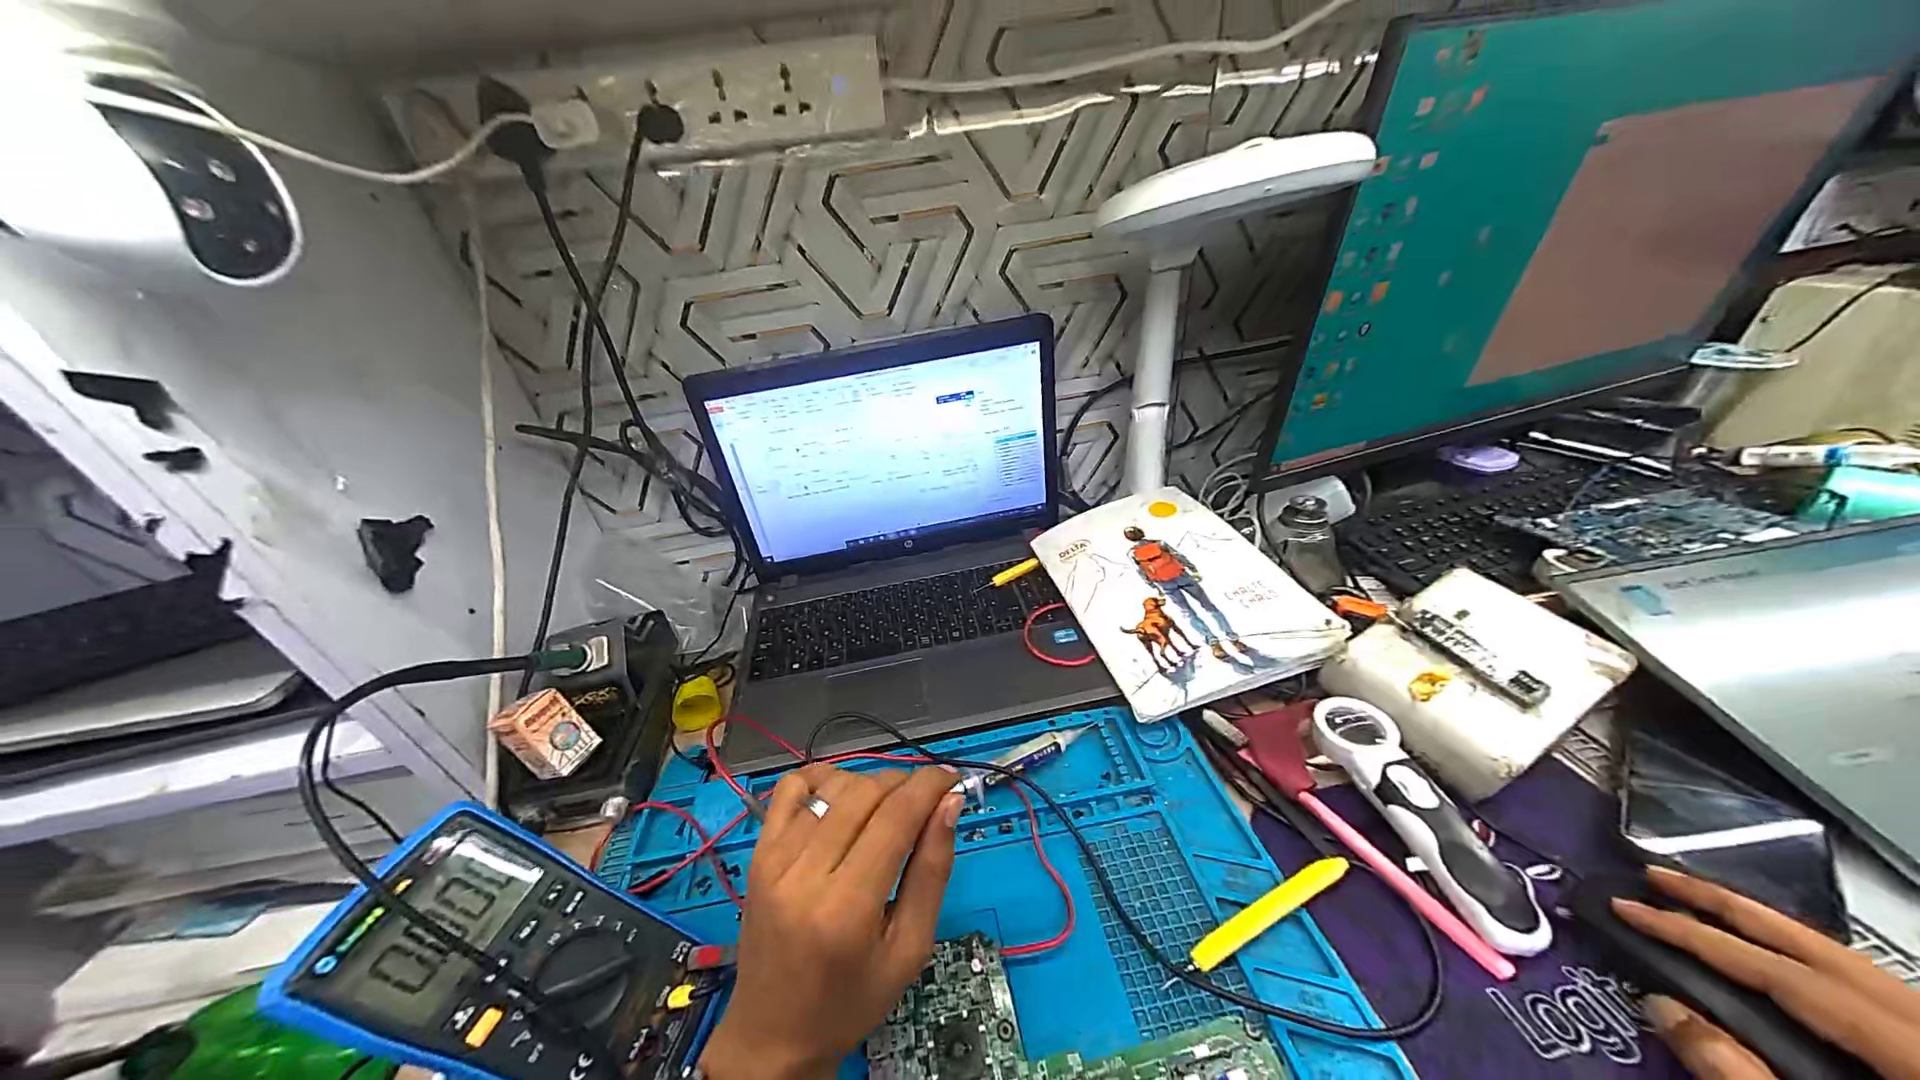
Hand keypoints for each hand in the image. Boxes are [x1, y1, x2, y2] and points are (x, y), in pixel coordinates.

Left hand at [698, 764, 962, 1079]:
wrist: (774, 1033)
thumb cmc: (851, 1000)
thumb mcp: (909, 949)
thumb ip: (933, 871)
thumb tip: (949, 804)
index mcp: (848, 907)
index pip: (896, 816)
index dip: (929, 786)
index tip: (950, 778)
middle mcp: (806, 873)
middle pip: (866, 793)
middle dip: (905, 782)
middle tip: (926, 799)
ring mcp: (774, 859)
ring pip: (833, 786)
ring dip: (871, 783)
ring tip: (888, 806)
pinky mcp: (758, 853)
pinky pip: (789, 789)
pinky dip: (822, 778)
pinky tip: (841, 795)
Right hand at [1613, 865, 1919, 1078]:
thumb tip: (1666, 1008)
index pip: (1787, 975)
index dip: (1697, 936)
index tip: (1628, 909)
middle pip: (1827, 953)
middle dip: (1732, 908)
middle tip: (1655, 877)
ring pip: (1854, 968)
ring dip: (1766, 928)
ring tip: (1699, 901)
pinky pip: (1874, 994)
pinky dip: (1808, 962)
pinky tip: (1770, 955)